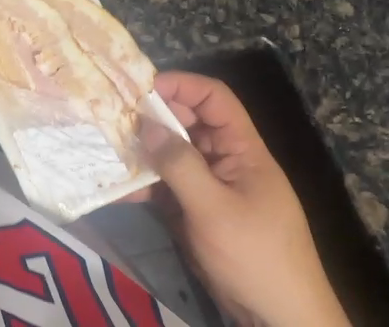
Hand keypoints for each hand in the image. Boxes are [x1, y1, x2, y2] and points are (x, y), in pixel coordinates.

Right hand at [136, 71, 349, 326]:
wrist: (280, 322)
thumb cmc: (256, 258)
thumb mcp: (214, 209)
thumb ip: (178, 163)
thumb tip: (145, 123)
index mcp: (244, 152)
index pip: (215, 99)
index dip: (182, 85)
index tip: (142, 89)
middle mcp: (227, 163)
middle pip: (188, 124)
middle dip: (153, 118)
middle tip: (115, 119)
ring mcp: (211, 189)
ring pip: (172, 156)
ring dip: (143, 152)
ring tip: (107, 149)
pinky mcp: (197, 214)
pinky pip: (167, 187)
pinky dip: (144, 185)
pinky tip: (117, 190)